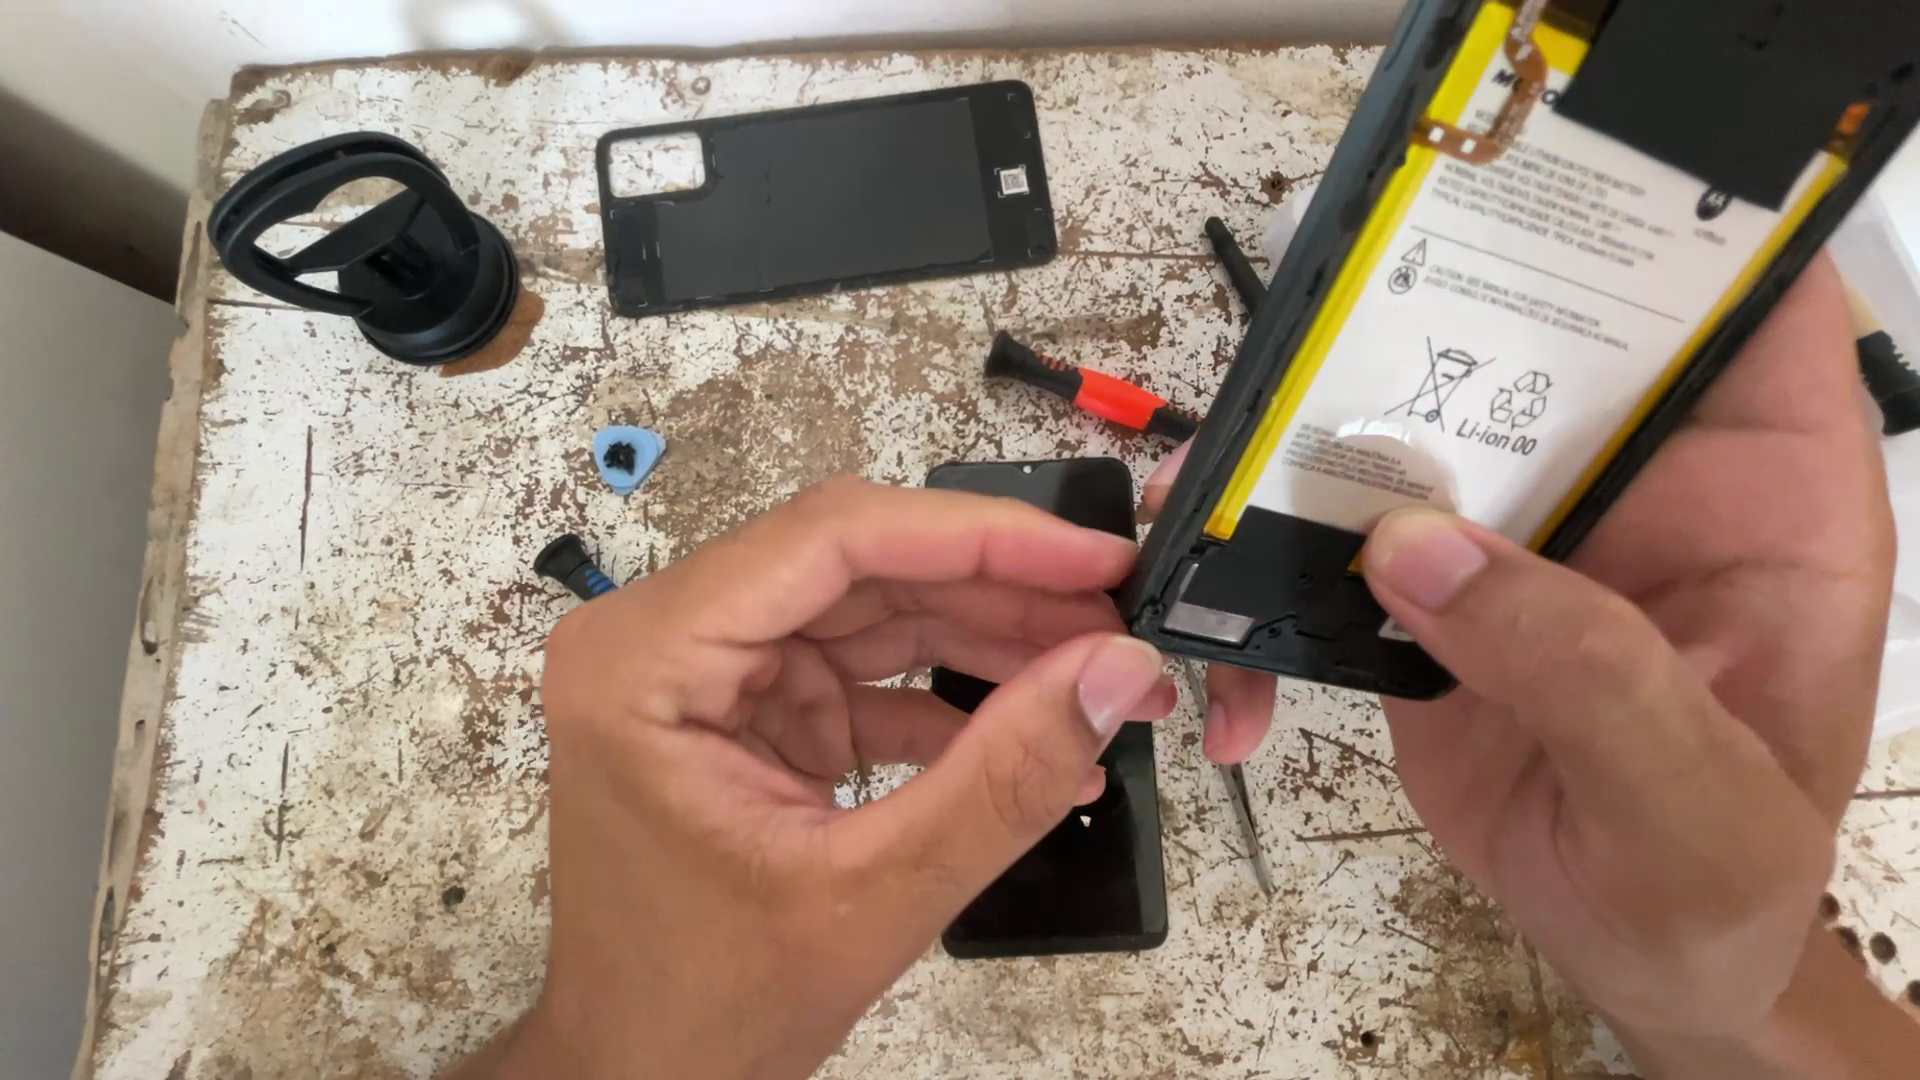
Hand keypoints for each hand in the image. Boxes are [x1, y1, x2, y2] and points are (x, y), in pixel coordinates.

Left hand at [446, 478, 1175, 1079]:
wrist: (639, 1079)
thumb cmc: (708, 1010)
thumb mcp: (871, 900)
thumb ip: (1004, 781)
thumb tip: (1122, 669)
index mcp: (651, 656)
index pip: (834, 538)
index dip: (979, 534)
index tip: (1097, 559)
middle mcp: (674, 632)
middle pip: (864, 565)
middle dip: (1000, 588)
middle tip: (1115, 617)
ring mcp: (718, 663)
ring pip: (878, 607)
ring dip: (990, 635)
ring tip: (1093, 667)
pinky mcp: (760, 700)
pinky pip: (870, 668)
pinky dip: (954, 693)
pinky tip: (1035, 728)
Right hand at [1145, 256, 1909, 1071]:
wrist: (1622, 938)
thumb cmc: (1707, 877)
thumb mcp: (1681, 791)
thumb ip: (1579, 667)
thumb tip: (1411, 546)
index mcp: (1736, 498)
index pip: (1724, 313)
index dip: (1644, 231)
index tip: (1515, 203)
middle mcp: (1604, 493)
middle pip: (1498, 367)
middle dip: (1384, 351)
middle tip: (1276, 365)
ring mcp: (1495, 543)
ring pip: (1381, 459)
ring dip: (1281, 476)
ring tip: (1186, 506)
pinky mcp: (1412, 598)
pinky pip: (1322, 565)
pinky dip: (1260, 605)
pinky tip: (1230, 684)